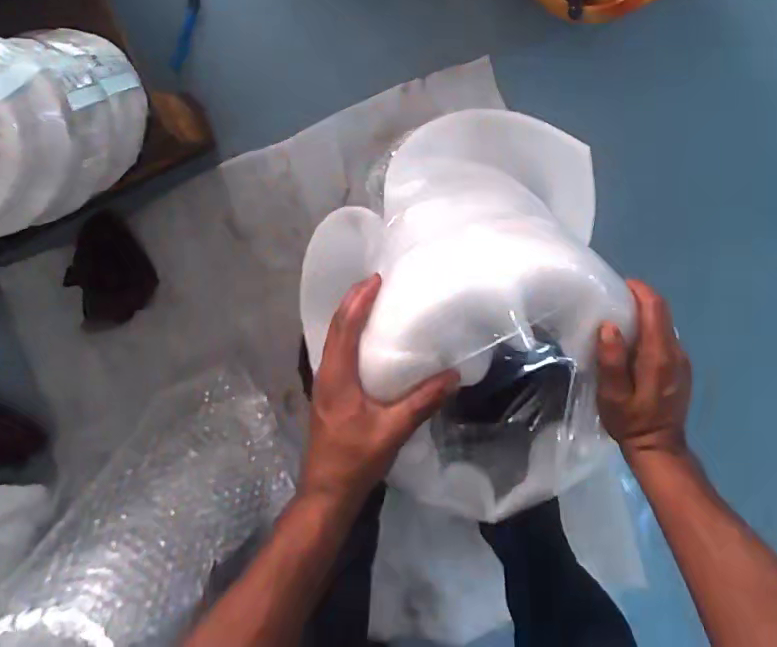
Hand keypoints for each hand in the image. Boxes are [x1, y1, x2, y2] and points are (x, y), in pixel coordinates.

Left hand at [301, 275, 456, 507]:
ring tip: (371, 301)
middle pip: (335, 328)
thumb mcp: (392, 431)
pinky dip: (349, 334)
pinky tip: (366, 338)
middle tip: (376, 282)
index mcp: (336, 378)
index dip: (359, 302)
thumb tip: (453, 375)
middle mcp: (325, 375)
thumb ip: (422, 402)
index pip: (345, 329)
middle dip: (353, 301)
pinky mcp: (327, 394)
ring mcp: (323, 385)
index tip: (376, 280)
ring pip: (333, 339)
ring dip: (349, 317)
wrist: (325, 496)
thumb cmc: (355, 461)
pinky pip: (336, 352)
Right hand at [596, 278, 692, 459]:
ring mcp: (682, 360)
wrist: (660, 450)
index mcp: (659, 355)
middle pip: (662, 312)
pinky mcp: (682, 368)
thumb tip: (610, 326)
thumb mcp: (612, 396)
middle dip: (641, 298)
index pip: (655, 308)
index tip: (619, 285)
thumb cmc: (631, 422)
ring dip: (645, 314)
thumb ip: (611, 361)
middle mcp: (676, 352)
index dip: (639, 290)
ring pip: (665, 324)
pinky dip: (651, 329)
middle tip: (615, 299)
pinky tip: (634, 342)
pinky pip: (667, 337)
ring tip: (621, 318)